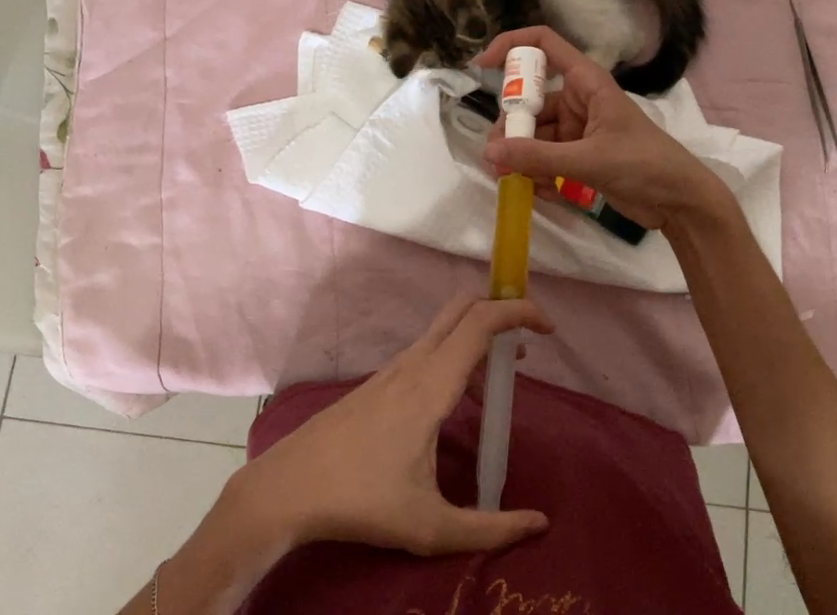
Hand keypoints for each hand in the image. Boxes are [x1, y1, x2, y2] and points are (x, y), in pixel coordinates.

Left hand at [222, 296, 554, 556]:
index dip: (519, 312)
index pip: (480, 322)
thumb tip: (540, 524)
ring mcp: (390, 371)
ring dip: (477, 336)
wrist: (288, 488)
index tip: (548, 328)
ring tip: (500, 376)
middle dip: (500, 310)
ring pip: (443, 330)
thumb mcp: (431, 527)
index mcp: (431, 385)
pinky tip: (457, 398)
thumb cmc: (361, 502)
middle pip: (461, 308)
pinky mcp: (377, 383)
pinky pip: (426, 350)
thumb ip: (490, 529)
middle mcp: (412, 365)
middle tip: (527, 343)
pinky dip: (454, 354)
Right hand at [477, 27, 729, 229]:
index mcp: (587, 82)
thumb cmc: (644, 165)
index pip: (544, 44)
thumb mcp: (588, 160)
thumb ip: (537, 157)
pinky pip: (545, 158)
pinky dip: (538, 174)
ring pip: (534, 134)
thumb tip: (490, 151)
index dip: (511, 46)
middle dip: (511, 127)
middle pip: (530, 101)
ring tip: (516, 182)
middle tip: (498, 157)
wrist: (680, 203)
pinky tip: (542, 193)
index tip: (482, 66)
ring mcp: (577, 130)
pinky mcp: (578, 157)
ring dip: (522, 157)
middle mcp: (578, 100)